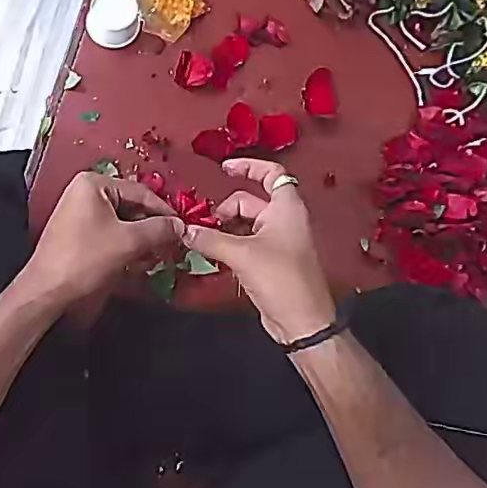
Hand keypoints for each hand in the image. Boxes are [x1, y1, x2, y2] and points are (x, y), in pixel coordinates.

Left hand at [20, 172, 184, 304]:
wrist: (46, 291)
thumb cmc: (85, 259)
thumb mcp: (129, 242)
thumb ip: (159, 230)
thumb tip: (181, 225)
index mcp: (94, 184)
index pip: (141, 192)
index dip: (164, 211)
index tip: (182, 228)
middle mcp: (85, 192)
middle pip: (132, 206)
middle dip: (152, 228)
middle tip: (171, 246)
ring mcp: (80, 212)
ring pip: (123, 221)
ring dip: (141, 240)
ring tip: (155, 257)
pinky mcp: (78, 232)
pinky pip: (110, 232)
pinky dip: (126, 245)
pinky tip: (137, 262)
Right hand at [182, 159, 335, 344]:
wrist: (302, 321)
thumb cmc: (280, 278)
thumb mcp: (242, 255)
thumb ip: (211, 239)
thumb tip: (184, 230)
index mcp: (286, 207)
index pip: (271, 173)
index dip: (249, 166)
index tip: (224, 169)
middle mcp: (284, 219)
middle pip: (250, 201)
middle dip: (225, 209)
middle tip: (203, 225)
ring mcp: (278, 240)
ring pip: (245, 223)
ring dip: (224, 228)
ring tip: (202, 240)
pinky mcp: (270, 260)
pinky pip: (246, 242)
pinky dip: (229, 244)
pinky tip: (211, 254)